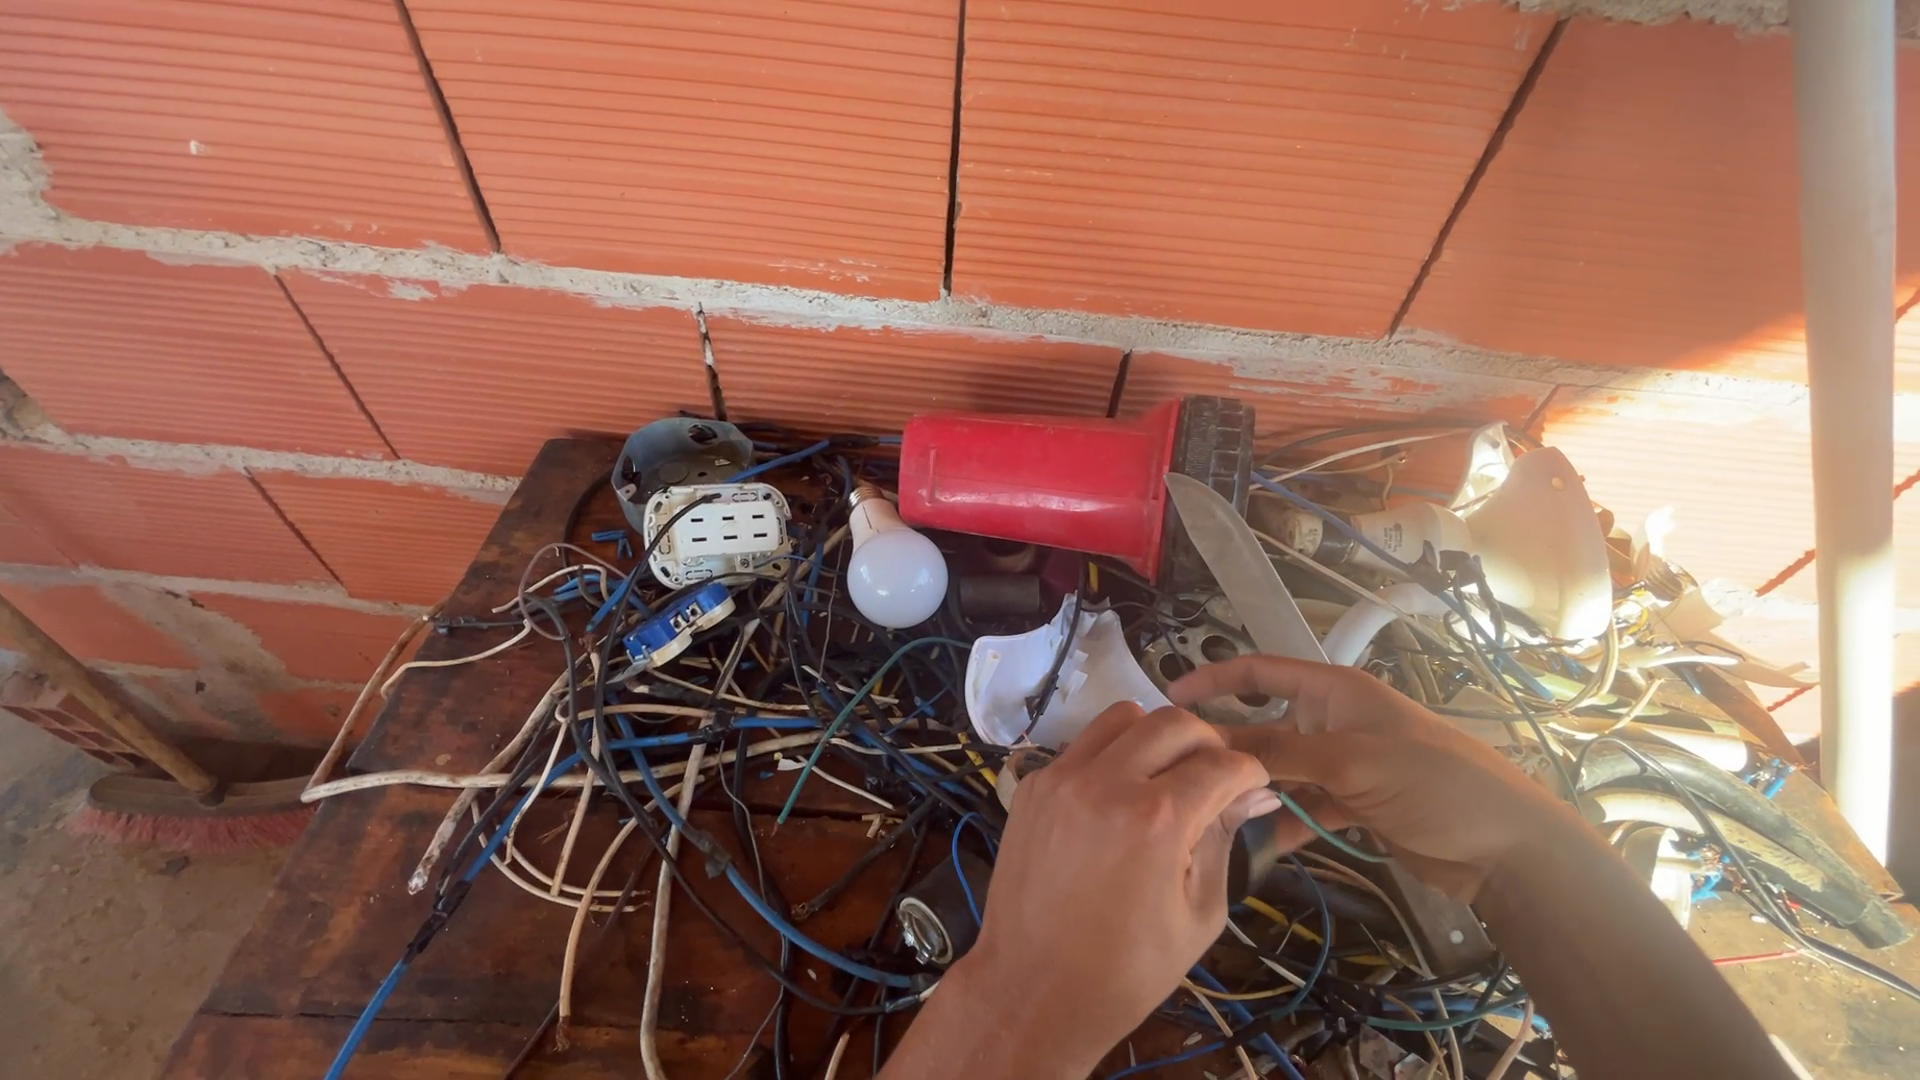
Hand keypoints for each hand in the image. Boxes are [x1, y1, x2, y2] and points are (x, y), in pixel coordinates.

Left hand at [946, 701, 1275, 1074]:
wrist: (1032, 987)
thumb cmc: (1126, 969)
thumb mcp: (1198, 914)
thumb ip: (1223, 838)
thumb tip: (1254, 792)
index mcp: (1156, 819)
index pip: (1220, 764)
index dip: (1249, 771)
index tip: (1253, 784)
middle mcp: (1106, 781)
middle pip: (1173, 723)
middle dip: (1207, 741)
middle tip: (1214, 774)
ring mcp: (1062, 776)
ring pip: (1122, 717)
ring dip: (1155, 735)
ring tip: (1165, 773)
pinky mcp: (1033, 784)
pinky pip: (1082, 744)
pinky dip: (1111, 755)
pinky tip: (1118, 794)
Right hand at [1168, 656, 1582, 900]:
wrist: (1510, 849)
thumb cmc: (1433, 781)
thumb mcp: (1350, 761)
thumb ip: (1278, 751)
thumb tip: (1210, 745)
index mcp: (1332, 690)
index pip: (1259, 671)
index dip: (1214, 678)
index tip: (1169, 696)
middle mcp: (1331, 721)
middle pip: (1263, 726)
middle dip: (1229, 747)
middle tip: (1185, 771)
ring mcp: (1341, 764)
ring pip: (1279, 771)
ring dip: (1253, 789)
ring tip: (1214, 812)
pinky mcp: (1352, 803)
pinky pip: (1302, 806)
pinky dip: (1282, 821)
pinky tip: (1258, 844)